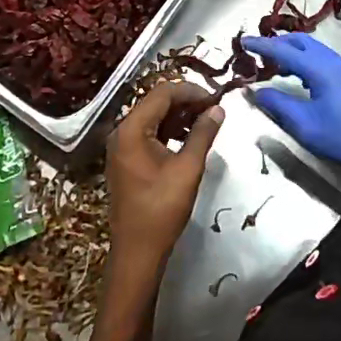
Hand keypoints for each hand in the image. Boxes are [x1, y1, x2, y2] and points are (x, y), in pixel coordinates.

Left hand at [106, 81, 223, 269]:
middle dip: (185, 102)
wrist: (137, 249)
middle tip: (214, 111)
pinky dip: (168, 131)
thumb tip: (218, 109)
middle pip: (155, 103)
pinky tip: (189, 139)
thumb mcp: (188, 169)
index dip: (190, 91)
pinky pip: (148, 134)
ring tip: (206, 123)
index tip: (216, 99)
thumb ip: (202, 134)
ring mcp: (121, 145)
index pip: (162, 93)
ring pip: (152, 118)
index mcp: (131, 128)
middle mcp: (122, 131)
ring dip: (178, 117)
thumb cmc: (162, 208)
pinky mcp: (126, 158)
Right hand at [242, 33, 340, 216]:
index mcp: (320, 69)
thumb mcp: (304, 125)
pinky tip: (302, 80)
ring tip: (276, 67)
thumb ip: (277, 104)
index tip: (243, 41)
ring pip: (314, 50)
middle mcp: (334, 62)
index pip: (283, 50)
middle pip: (301, 42)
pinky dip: (306, 61)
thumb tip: (257, 91)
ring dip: (293, 53)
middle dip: (277, 44)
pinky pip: (324, 60)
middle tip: (259, 53)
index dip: (261, 45)